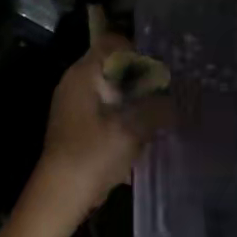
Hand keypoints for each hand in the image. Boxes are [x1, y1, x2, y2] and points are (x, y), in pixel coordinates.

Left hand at [30, 8, 168, 224]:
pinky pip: (107, 114)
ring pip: (112, 94)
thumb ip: (157, 109)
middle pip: (114, 69)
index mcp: (84, 75)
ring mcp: (75, 108)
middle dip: (142, 81)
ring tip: (161, 117)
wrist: (61, 194)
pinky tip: (142, 137)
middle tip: (168, 95)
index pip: (112, 43)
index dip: (139, 52)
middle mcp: (75, 85)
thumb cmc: (93, 155)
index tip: (161, 72)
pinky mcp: (78, 129)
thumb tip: (175, 102)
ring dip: (135, 103)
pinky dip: (124, 121)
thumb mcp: (132, 130)